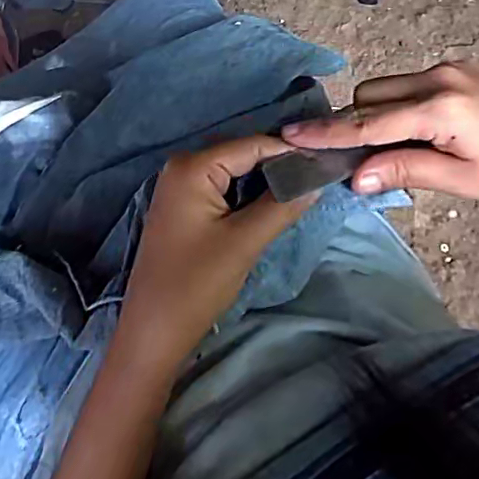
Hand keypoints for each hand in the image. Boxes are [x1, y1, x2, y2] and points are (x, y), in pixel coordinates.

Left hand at [118, 136, 315, 364]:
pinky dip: (247, 191)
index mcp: (192, 167)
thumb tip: (317, 180)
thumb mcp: (244, 242)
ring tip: (303, 186)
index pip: (252, 145)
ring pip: (234, 170)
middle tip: (317, 175)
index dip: (290, 151)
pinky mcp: (182, 205)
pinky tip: (272, 201)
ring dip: (265, 178)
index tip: (325, 160)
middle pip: (242, 153)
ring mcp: (179, 186)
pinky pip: (223, 185)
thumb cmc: (195, 285)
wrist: (153, 333)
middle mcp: (182, 166)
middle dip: (278, 163)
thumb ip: (282, 206)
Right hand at [279, 62, 478, 204]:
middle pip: (370, 95)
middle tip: (364, 160)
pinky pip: (412, 82)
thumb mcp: (459, 180)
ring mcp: (450, 67)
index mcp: (440, 108)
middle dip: (357, 124)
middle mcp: (439, 77)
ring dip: (380, 113)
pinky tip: (425, 129)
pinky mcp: (460, 67)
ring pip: (388, 86)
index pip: (370, 123)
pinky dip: (402, 104)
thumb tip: (353, 177)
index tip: (290, 133)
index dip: (328, 132)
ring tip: (404, 147)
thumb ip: (403, 170)